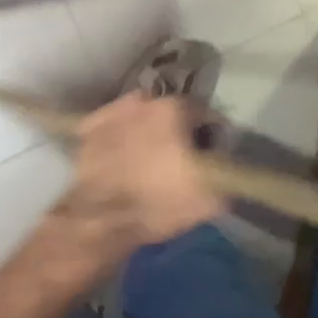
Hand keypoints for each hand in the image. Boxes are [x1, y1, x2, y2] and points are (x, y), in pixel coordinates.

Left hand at [56, 94, 224, 252]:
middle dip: (178, 132)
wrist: (102, 218)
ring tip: (147, 161)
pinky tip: (122, 159)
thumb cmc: (159, 203)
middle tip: (179, 160)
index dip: (212, 137)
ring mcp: (112, 110)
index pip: (206, 115)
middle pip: (171, 113)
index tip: (211, 158)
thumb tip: (229, 169)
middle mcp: (144, 99)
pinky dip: (119, 138)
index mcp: (176, 108)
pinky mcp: (88, 127)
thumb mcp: (211, 198)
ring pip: (140, 118)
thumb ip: (228, 175)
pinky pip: (113, 127)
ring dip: (148, 132)